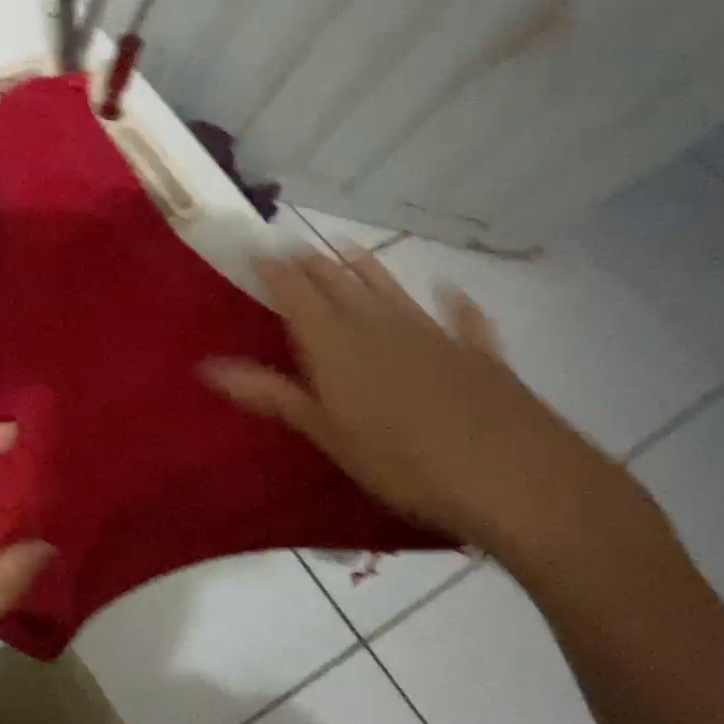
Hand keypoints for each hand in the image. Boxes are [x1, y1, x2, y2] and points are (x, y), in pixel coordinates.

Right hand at [201, 250, 625, 553]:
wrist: (517, 477)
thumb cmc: (403, 461)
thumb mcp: (325, 431)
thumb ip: (271, 393)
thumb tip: (206, 365)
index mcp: (335, 343)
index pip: (296, 294)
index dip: (274, 270)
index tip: (255, 248)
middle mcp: (379, 327)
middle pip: (339, 285)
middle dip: (313, 265)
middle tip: (293, 247)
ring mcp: (433, 336)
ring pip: (391, 292)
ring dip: (367, 270)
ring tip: (348, 248)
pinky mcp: (479, 356)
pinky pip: (462, 322)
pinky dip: (454, 306)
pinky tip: (452, 293)